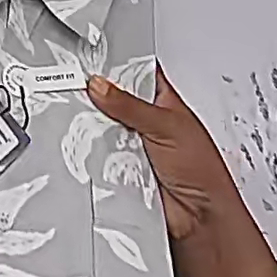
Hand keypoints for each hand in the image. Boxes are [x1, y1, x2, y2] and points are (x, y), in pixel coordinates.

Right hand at [87, 68, 244, 241]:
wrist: (199, 220)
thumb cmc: (201, 169)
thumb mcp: (165, 125)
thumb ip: (130, 105)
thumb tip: (99, 84)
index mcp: (161, 99)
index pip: (135, 71)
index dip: (116, 62)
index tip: (91, 56)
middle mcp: (144, 119)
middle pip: (112, 97)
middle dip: (97, 94)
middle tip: (77, 85)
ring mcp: (130, 142)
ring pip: (102, 124)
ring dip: (92, 123)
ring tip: (76, 111)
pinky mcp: (119, 164)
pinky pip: (97, 150)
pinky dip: (90, 147)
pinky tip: (81, 141)